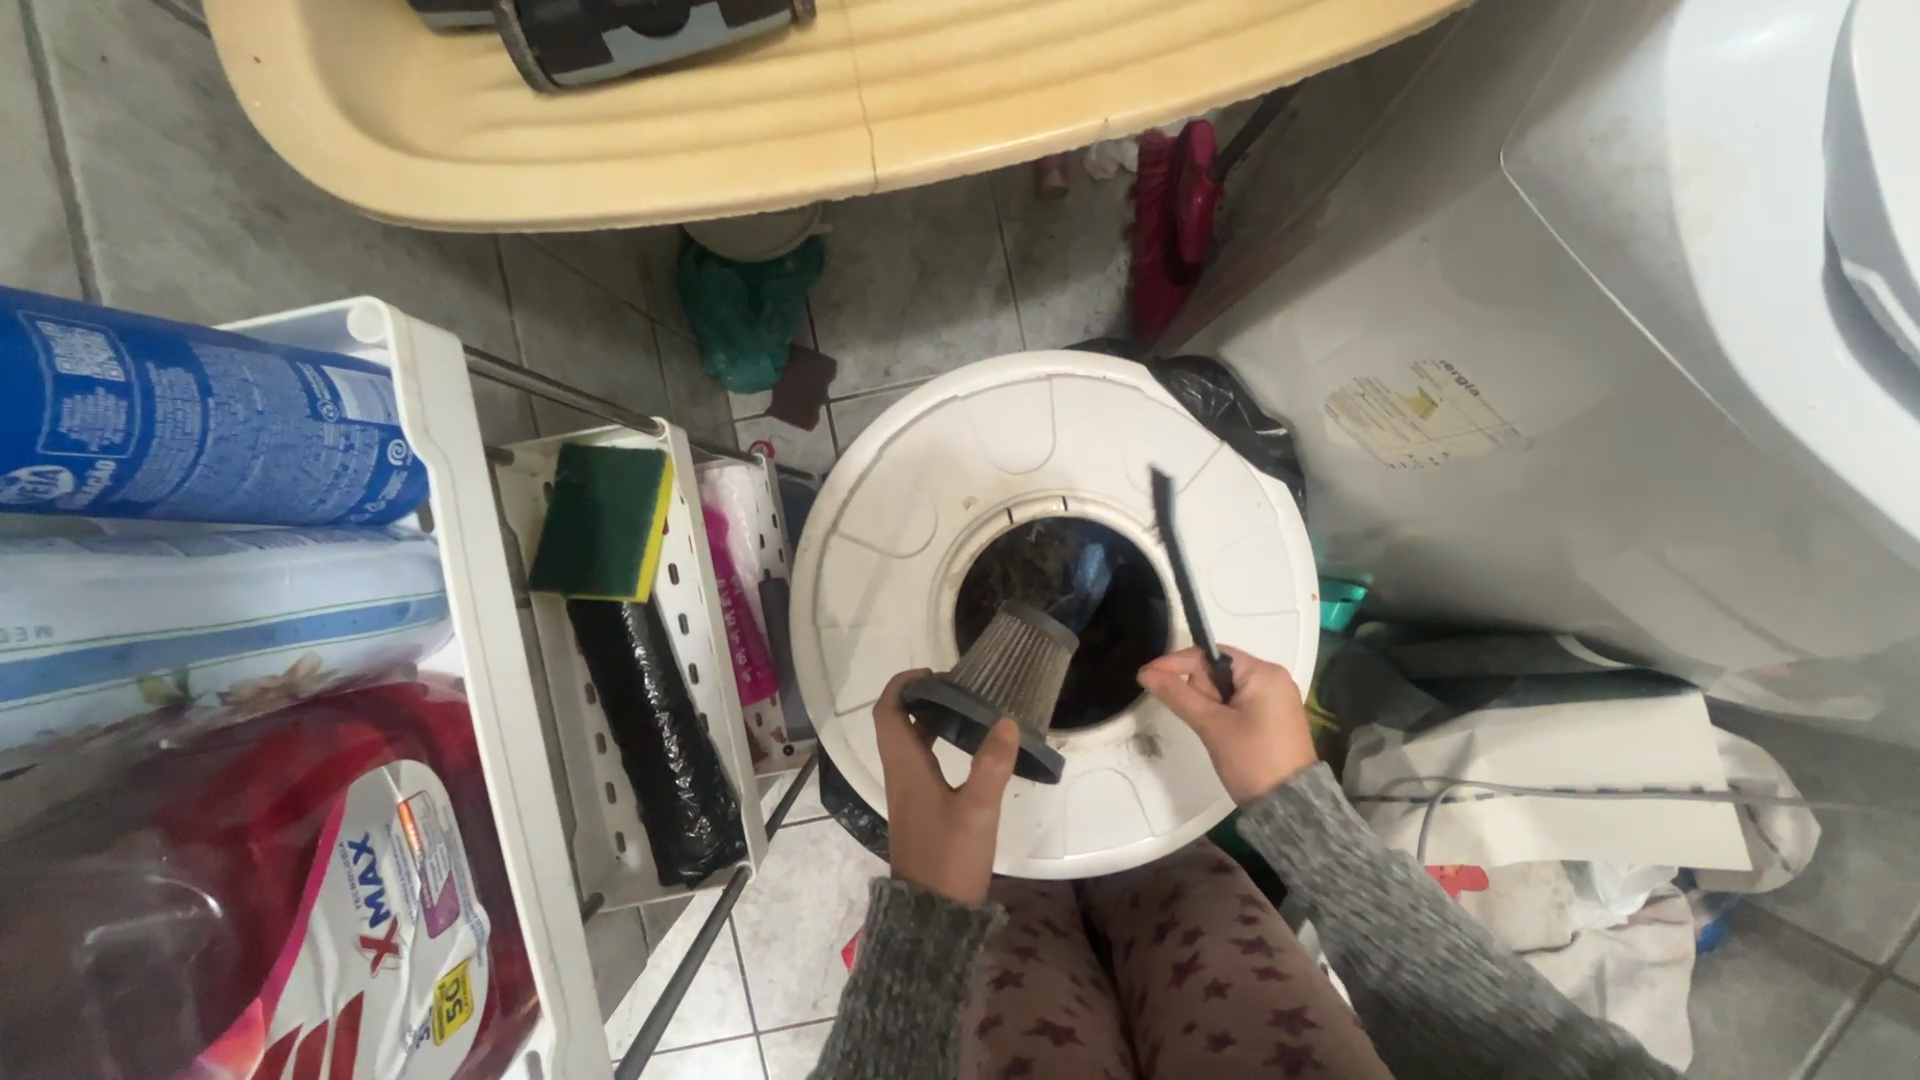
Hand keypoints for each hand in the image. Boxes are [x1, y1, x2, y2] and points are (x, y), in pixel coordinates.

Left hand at [873, 669, 1019, 905]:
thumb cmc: (949, 858)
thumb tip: (1006, 720)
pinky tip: (966, 750)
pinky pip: (920, 762)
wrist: (932, 914)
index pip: (887, 712)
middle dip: (920, 698)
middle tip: (957, 688)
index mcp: (905, 767)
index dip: (902, 685)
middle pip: (896, 723)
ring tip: (965, 709)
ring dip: (928, 720)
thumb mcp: (977, 810)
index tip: (933, 673)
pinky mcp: (919, 808)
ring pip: (909, 743)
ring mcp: (908, 793)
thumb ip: (992, 764)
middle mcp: (900, 774)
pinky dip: (936, 745)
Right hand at [1138, 645, 1317, 803]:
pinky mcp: (1274, 716)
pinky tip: (1221, 731)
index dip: (1175, 663)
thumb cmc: (1252, 760)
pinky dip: (1222, 711)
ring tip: (1214, 730)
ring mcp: (1276, 697)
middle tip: (1203, 720)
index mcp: (1263, 672)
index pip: (1209, 654)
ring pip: (1225, 687)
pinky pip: (1238, 701)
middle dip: (1200, 690)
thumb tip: (1146, 673)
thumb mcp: (1211, 726)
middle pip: (1217, 669)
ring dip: (1210, 703)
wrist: (1290, 806)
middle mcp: (1273, 677)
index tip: (1147, 675)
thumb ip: (1178, 694)